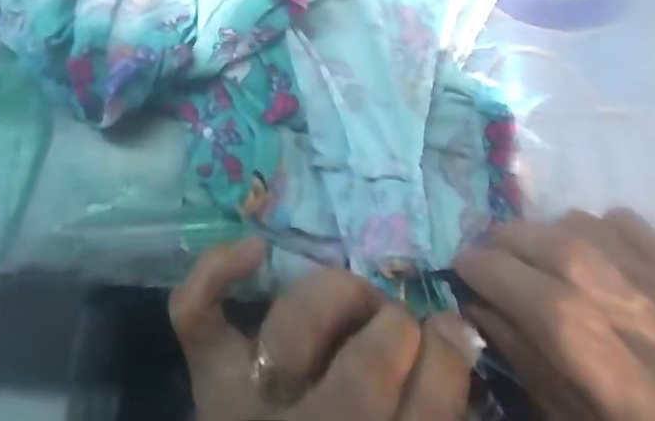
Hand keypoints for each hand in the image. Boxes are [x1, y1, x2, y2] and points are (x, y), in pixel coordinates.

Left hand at [170, 237, 479, 420]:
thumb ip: (431, 401)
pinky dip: (219, 271)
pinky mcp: (206, 376)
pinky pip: (197, 314)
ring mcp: (244, 404)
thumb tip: (457, 331)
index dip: (444, 366)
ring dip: (339, 295)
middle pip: (362, 373)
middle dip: (395, 328)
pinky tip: (258, 250)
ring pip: (295, 327)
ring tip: (357, 295)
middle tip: (400, 319)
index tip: (453, 331)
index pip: (425, 416)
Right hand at [453, 209, 654, 420]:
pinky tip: (597, 259)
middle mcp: (652, 322)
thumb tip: (477, 298)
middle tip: (489, 252)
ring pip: (588, 226)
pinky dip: (600, 231)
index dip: (483, 270)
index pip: (527, 292)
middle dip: (507, 241)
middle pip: (556, 248)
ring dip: (548, 234)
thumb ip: (527, 360)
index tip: (460, 265)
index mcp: (616, 374)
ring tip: (540, 256)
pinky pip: (635, 226)